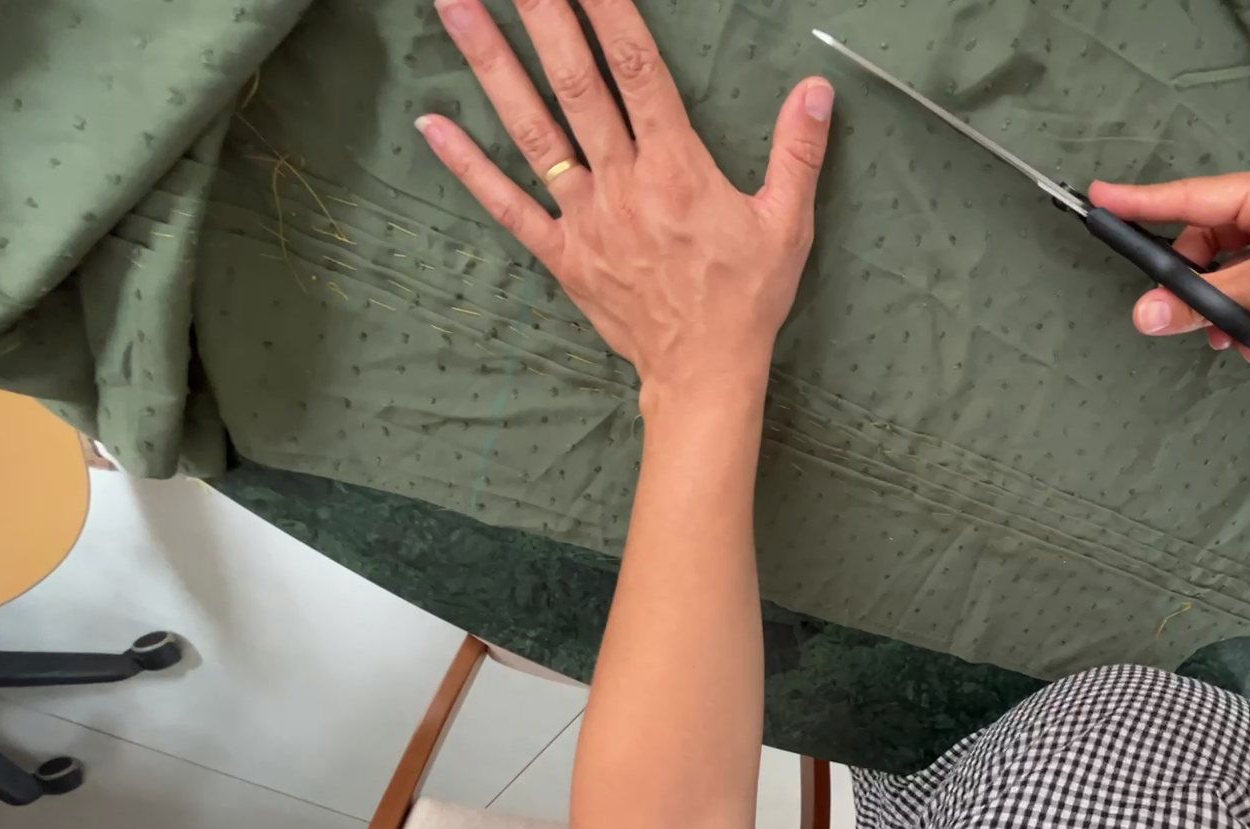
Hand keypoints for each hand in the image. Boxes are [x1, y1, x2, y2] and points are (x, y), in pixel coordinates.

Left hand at [417, 0, 833, 411]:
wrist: (706, 371)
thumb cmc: (749, 300)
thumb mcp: (788, 228)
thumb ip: (798, 156)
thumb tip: (817, 92)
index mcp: (678, 171)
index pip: (638, 71)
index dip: (608, 9)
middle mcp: (624, 184)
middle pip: (576, 85)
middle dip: (541, 14)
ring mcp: (587, 220)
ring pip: (534, 133)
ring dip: (490, 66)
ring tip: (452, 6)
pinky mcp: (565, 256)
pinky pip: (511, 207)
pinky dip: (470, 168)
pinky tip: (432, 125)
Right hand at [1089, 163, 1249, 380]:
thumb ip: (1198, 301)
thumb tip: (1144, 314)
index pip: (1193, 195)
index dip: (1144, 201)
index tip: (1101, 197)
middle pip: (1208, 242)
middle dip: (1191, 281)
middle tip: (1174, 310)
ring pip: (1228, 275)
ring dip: (1218, 310)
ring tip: (1225, 336)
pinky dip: (1243, 321)